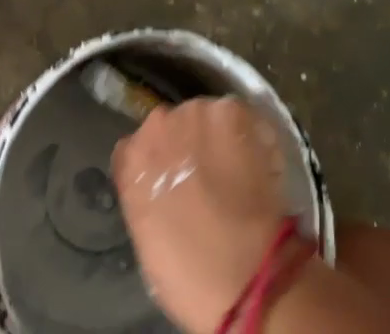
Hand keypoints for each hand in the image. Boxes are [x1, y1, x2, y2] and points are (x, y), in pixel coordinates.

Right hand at [113, 97, 287, 333]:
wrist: (240, 275)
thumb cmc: (189, 272)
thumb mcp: (148, 233)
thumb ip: (149, 192)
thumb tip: (169, 182)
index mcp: (130, 159)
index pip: (140, 146)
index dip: (164, 161)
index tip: (179, 179)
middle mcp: (157, 126)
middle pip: (176, 124)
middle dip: (193, 144)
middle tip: (213, 174)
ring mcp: (196, 115)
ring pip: (209, 117)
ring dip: (221, 136)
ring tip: (240, 169)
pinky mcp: (234, 114)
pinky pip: (242, 119)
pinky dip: (251, 136)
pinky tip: (260, 163)